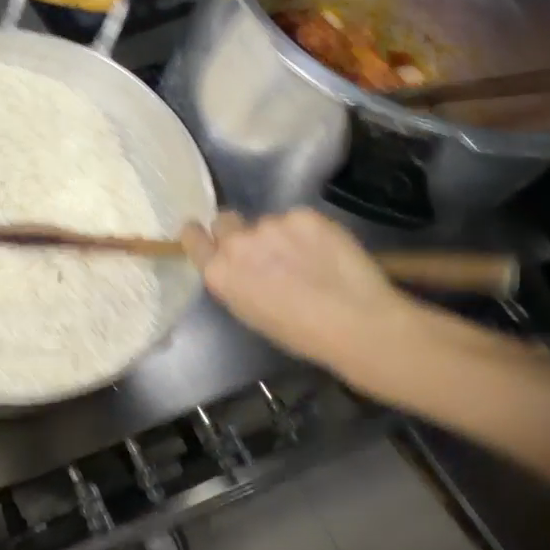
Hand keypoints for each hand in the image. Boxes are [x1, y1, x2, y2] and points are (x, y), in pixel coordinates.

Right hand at [181, 209, 416, 370]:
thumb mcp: (250, 313)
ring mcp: (270, 225)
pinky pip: (297, 219)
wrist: (357, 323)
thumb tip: (239, 268)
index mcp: (218, 273)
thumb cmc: (301, 334)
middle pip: (224, 220)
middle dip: (237, 231)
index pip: (192, 236)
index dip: (200, 236)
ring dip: (279, 235)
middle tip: (263, 250)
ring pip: (267, 222)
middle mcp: (237, 243)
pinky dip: (307, 232)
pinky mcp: (304, 215)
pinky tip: (326, 252)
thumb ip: (234, 281)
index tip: (211, 239)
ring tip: (307, 259)